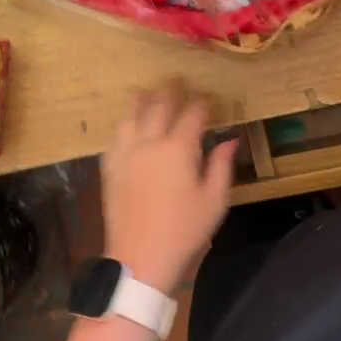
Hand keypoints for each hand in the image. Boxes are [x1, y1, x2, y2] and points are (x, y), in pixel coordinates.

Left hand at [100, 81, 238, 294]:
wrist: (140, 259)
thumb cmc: (184, 232)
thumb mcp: (214, 201)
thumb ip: (221, 166)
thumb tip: (230, 140)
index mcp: (178, 149)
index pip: (192, 115)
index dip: (202, 104)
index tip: (209, 100)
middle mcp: (149, 144)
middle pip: (159, 106)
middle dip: (171, 91)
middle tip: (177, 81)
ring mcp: (125, 154)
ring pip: (131, 116)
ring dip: (141, 100)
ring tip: (147, 92)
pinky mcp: (110, 169)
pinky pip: (115, 138)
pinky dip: (124, 125)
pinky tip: (127, 126)